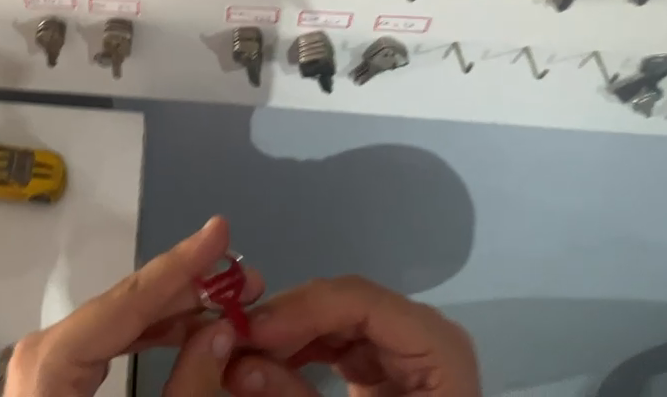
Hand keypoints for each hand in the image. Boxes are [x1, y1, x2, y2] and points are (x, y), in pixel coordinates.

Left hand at [5, 216, 262, 396]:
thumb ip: (188, 389)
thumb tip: (221, 329)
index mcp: (53, 361)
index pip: (129, 299)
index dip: (181, 263)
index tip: (220, 229)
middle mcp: (46, 348)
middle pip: (127, 304)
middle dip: (189, 288)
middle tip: (245, 278)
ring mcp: (49, 361)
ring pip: (122, 321)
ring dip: (176, 311)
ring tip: (228, 299)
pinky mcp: (56, 377)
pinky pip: (110, 343)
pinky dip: (151, 333)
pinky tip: (188, 327)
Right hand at [232, 276, 480, 396]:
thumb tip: (236, 365)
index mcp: (435, 345)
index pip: (359, 300)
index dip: (302, 308)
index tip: (251, 329)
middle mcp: (420, 331)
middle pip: (342, 304)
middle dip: (285, 321)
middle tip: (232, 339)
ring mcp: (401, 345)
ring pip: (331, 319)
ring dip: (285, 334)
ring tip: (241, 351)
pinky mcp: (383, 363)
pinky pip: (335, 342)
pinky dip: (299, 350)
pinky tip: (267, 361)